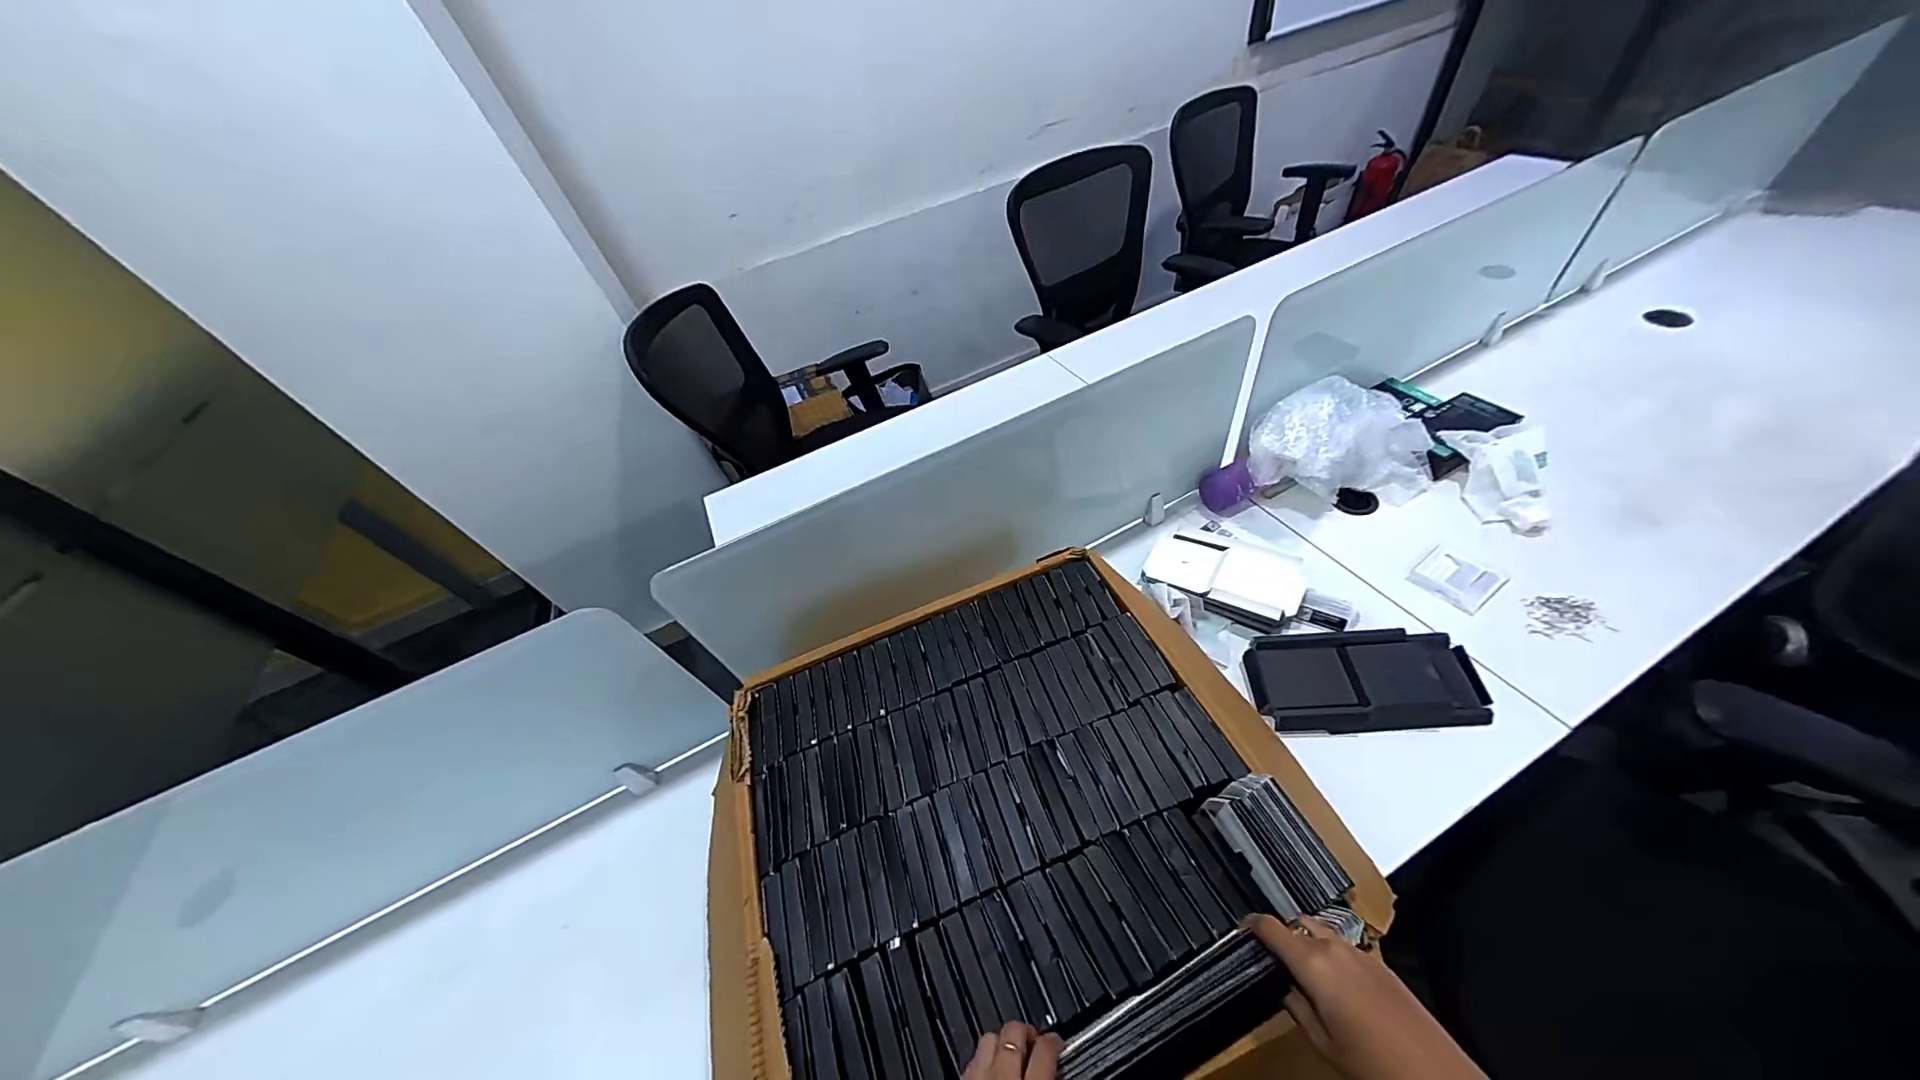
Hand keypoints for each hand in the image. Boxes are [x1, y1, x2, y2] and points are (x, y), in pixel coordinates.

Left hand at [962, 1020, 1062, 1079]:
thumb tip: (1056, 1072)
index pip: (1045, 1049)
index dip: (1054, 1041)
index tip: (1057, 1042)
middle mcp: (1002, 1076)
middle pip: (1015, 1031)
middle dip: (1026, 1031)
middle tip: (1034, 1041)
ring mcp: (977, 1076)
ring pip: (989, 1038)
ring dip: (1001, 1041)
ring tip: (1010, 1052)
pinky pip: (972, 1058)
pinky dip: (982, 1058)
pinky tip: (989, 1069)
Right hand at [1247, 914, 1484, 1079]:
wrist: (1440, 1078)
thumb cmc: (1378, 1066)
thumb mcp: (1323, 1043)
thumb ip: (1297, 1007)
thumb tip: (1286, 989)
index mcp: (1313, 963)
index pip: (1271, 926)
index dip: (1252, 925)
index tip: (1244, 929)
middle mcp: (1336, 948)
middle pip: (1297, 922)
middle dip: (1283, 934)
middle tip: (1275, 958)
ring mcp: (1362, 954)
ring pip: (1323, 933)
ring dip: (1309, 944)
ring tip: (1306, 975)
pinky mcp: (1383, 966)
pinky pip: (1346, 948)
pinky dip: (1333, 956)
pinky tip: (1338, 989)